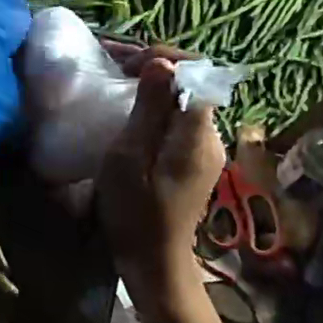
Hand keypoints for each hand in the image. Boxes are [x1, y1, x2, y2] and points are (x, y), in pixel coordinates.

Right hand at [94, 53, 225, 305]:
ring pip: (183, 99)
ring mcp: (205, 149)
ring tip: (114, 80)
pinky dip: (155, 106)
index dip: (162, 58)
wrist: (154, 264)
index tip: (125, 62)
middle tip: (112, 65)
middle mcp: (210, 136)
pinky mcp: (195, 160)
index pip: (195, 73)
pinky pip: (178, 119)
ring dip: (152, 85)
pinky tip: (128, 109)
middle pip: (190, 83)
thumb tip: (162, 64)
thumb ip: (149, 110)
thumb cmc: (135, 214)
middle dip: (153, 67)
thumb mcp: (130, 158)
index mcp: (198, 134)